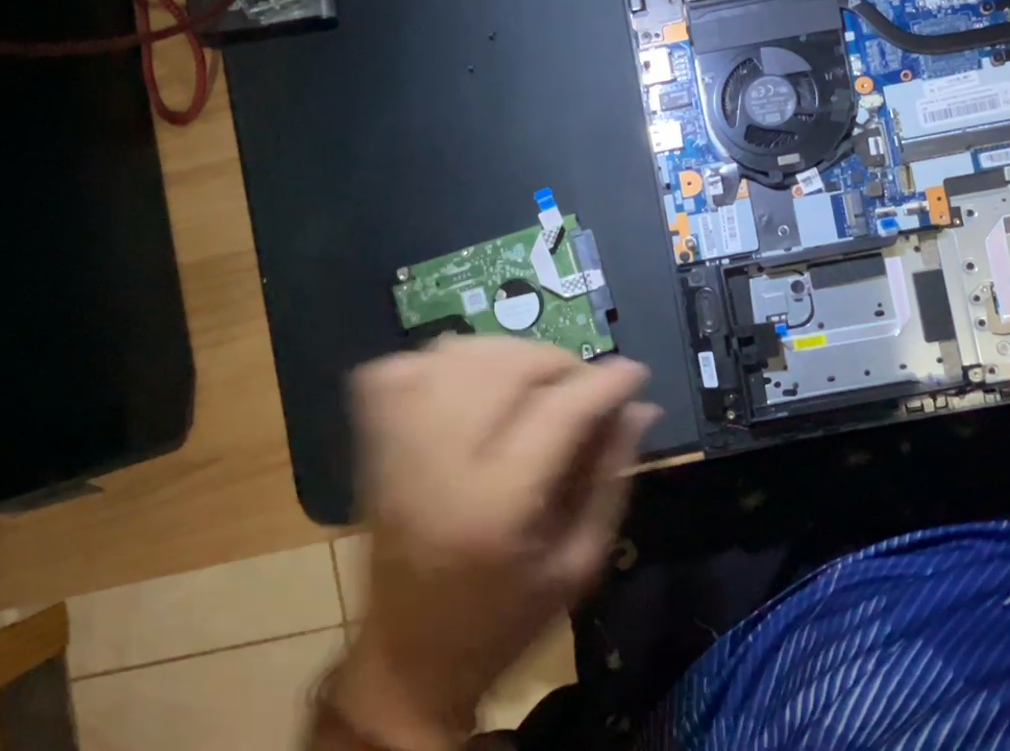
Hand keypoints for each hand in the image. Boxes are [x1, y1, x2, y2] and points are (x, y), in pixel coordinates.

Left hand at [326, 337, 657, 750]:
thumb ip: (612, 477)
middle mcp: (439, 465)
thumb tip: (640, 407)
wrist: (408, 656)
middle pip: (507, 367)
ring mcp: (395, 448)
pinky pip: (401, 367)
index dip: (606, 382)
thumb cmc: (506, 617)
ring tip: (534, 383)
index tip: (634, 374)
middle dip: (559, 362)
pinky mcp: (369, 443)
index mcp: (497, 506)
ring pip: (455, 353)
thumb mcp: (580, 562)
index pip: (559, 411)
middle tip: (584, 387)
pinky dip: (442, 361)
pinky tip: (470, 386)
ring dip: (508, 355)